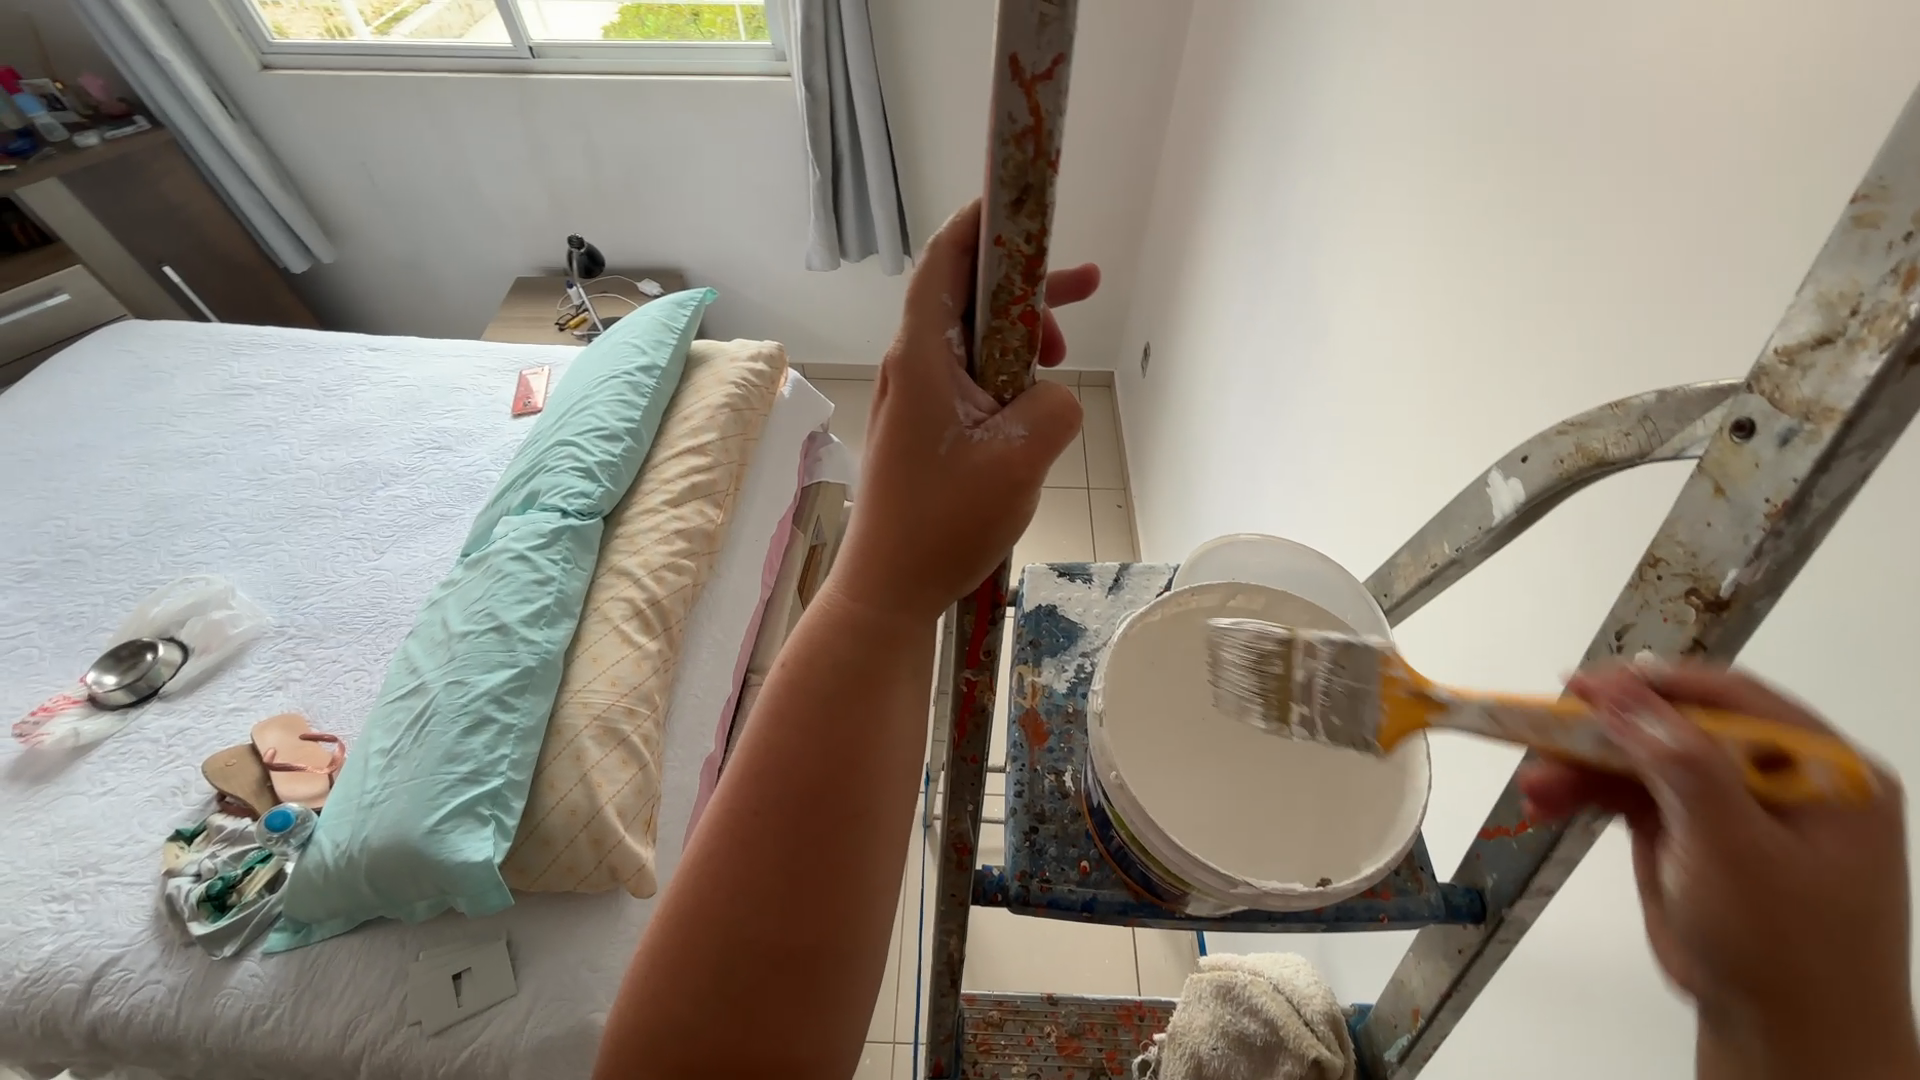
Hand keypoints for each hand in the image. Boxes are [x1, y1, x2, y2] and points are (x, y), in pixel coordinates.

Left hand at [829, 200, 1100, 622]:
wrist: (889, 587)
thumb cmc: (944, 523)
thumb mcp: (1021, 459)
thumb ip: (1054, 407)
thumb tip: (1052, 395)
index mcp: (923, 358)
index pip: (946, 262)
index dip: (983, 223)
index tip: (1026, 205)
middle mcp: (913, 368)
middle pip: (968, 297)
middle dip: (1026, 286)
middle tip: (1082, 291)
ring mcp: (916, 401)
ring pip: (973, 342)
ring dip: (1021, 339)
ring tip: (1064, 358)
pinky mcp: (925, 431)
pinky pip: (970, 382)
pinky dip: (1006, 379)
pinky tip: (1034, 405)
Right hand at [1520, 663, 1917, 1077]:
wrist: (1780, 1031)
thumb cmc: (1780, 944)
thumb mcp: (1731, 847)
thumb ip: (1681, 763)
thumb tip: (1618, 691)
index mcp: (1822, 772)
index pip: (1732, 699)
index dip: (1653, 685)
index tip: (1581, 685)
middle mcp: (1775, 777)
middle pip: (1671, 727)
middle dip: (1600, 735)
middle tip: (1539, 732)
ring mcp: (1727, 802)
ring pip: (1637, 757)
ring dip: (1578, 767)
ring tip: (1534, 789)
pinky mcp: (1684, 827)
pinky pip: (1624, 791)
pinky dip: (1581, 793)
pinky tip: (1544, 804)